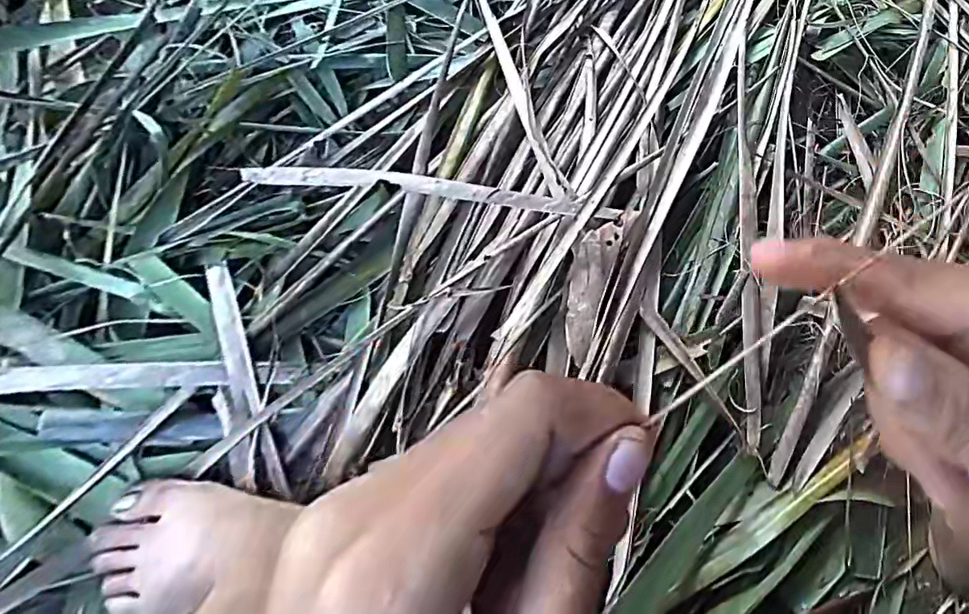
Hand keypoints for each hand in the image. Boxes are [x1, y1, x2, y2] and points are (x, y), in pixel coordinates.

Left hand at [268, 371, 649, 613]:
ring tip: (542, 556)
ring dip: (533, 472)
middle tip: (599, 520)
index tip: (636, 454)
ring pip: (478, 435)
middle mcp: (352, 513)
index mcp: (393, 558)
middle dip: (570, 450)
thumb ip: (578, 546)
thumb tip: (629, 449)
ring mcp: (332, 514)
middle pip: (504, 417)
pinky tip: (495, 560)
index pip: (529, 408)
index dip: (599, 413)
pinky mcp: (333, 522)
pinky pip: (443, 466)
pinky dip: (492, 491)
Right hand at [751, 238, 968, 594]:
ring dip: (918, 442)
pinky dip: (926, 447)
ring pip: (890, 376)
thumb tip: (877, 351)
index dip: (823, 265)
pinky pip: (909, 397)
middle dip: (901, 414)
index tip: (761, 257)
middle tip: (955, 481)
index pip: (893, 277)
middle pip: (883, 335)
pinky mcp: (964, 364)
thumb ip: (958, 414)